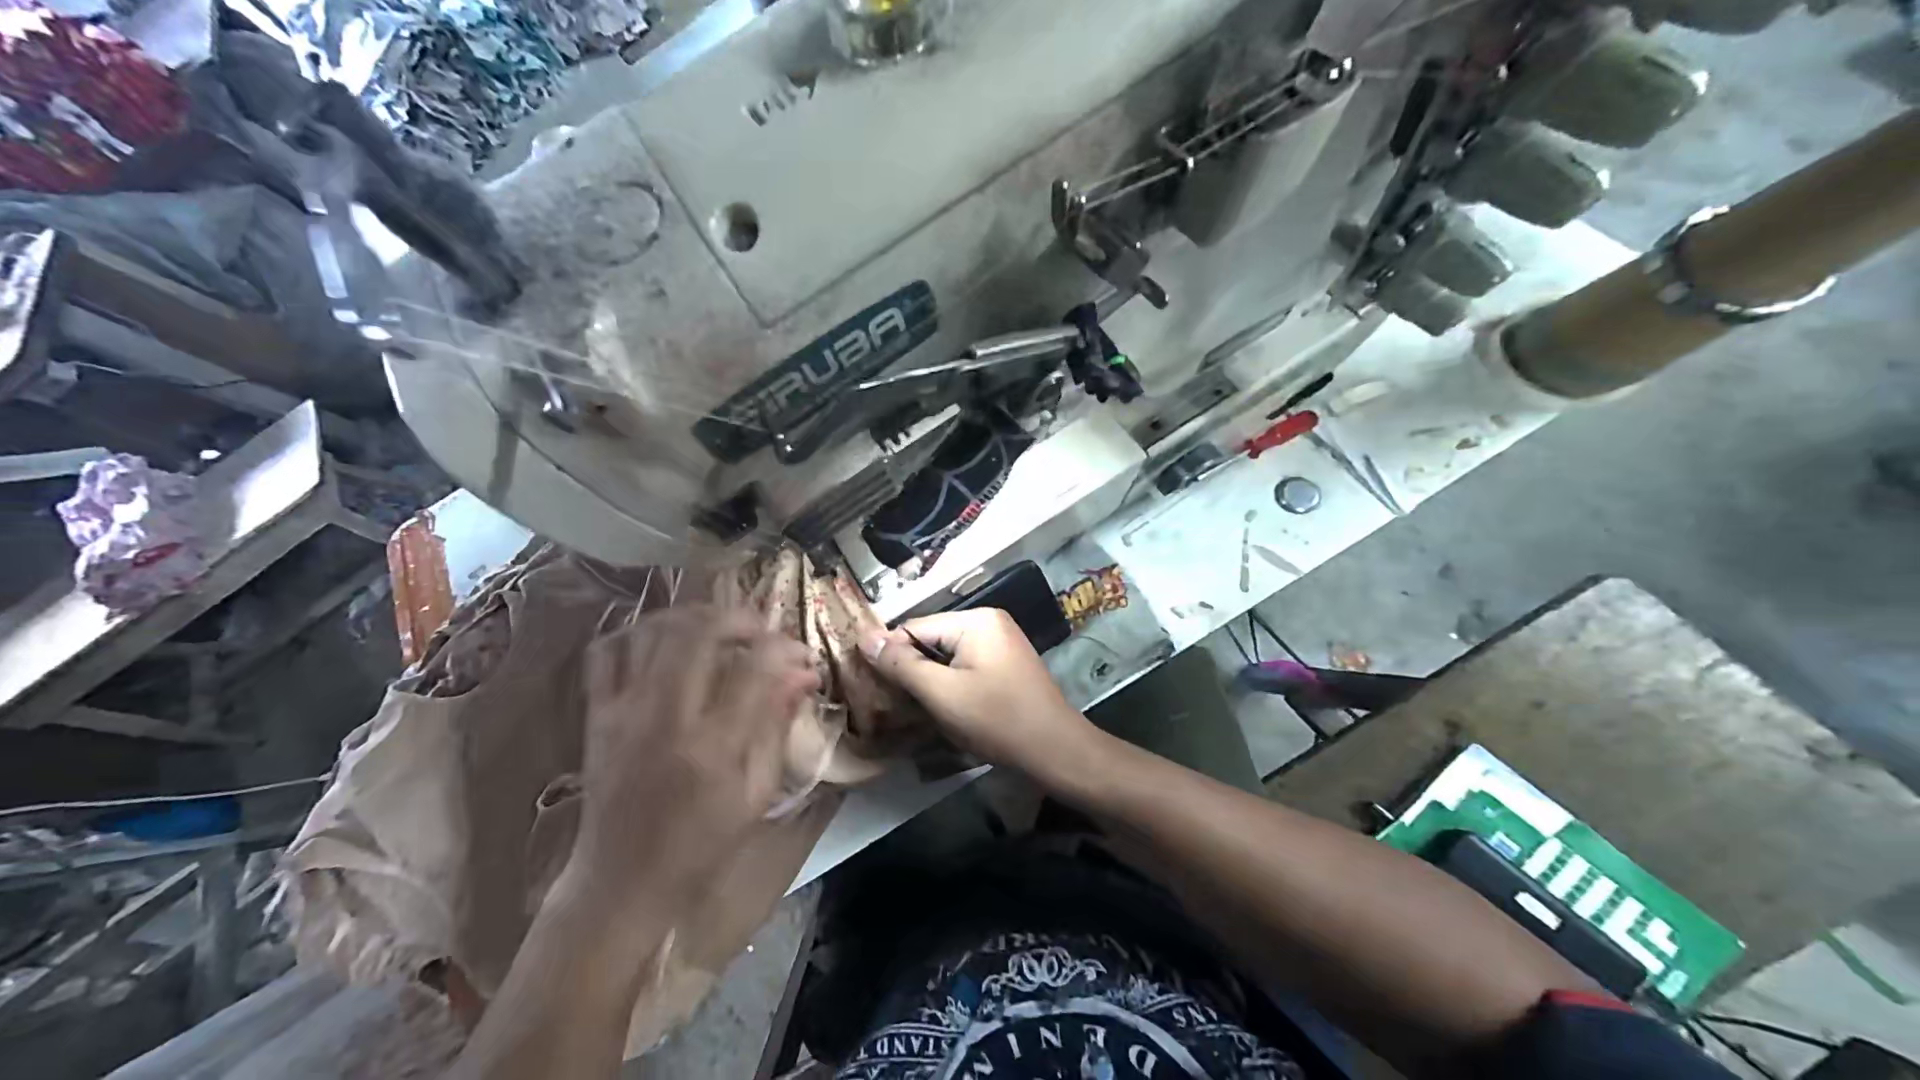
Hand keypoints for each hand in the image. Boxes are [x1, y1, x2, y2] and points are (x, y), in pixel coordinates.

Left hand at [566, 606, 819, 908]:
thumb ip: (776, 727)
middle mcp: (663, 718)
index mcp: (712, 747)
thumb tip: (802, 674)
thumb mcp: (756, 795)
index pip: (754, 669)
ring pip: (652, 631)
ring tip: (718, 627)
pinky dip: (637, 633)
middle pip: (698, 633)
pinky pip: (606, 651)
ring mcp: (621, 712)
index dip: (784, 649)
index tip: (801, 653)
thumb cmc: (700, 846)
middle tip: (760, 629)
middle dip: (738, 618)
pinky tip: (664, 641)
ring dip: (692, 617)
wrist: (621, 884)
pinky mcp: (594, 715)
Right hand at [862, 608, 1099, 778]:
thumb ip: (901, 664)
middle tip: (891, 702)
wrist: (1056, 751)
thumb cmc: (997, 720)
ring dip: (929, 682)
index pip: (914, 627)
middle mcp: (988, 623)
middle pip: (930, 640)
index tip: (869, 684)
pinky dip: (950, 686)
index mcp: (975, 620)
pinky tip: (944, 711)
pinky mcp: (1005, 666)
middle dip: (910, 670)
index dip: (890, 655)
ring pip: (946, 657)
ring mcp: (1000, 644)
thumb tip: (865, 637)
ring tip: (915, 709)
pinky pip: (964, 668)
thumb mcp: (942, 693)